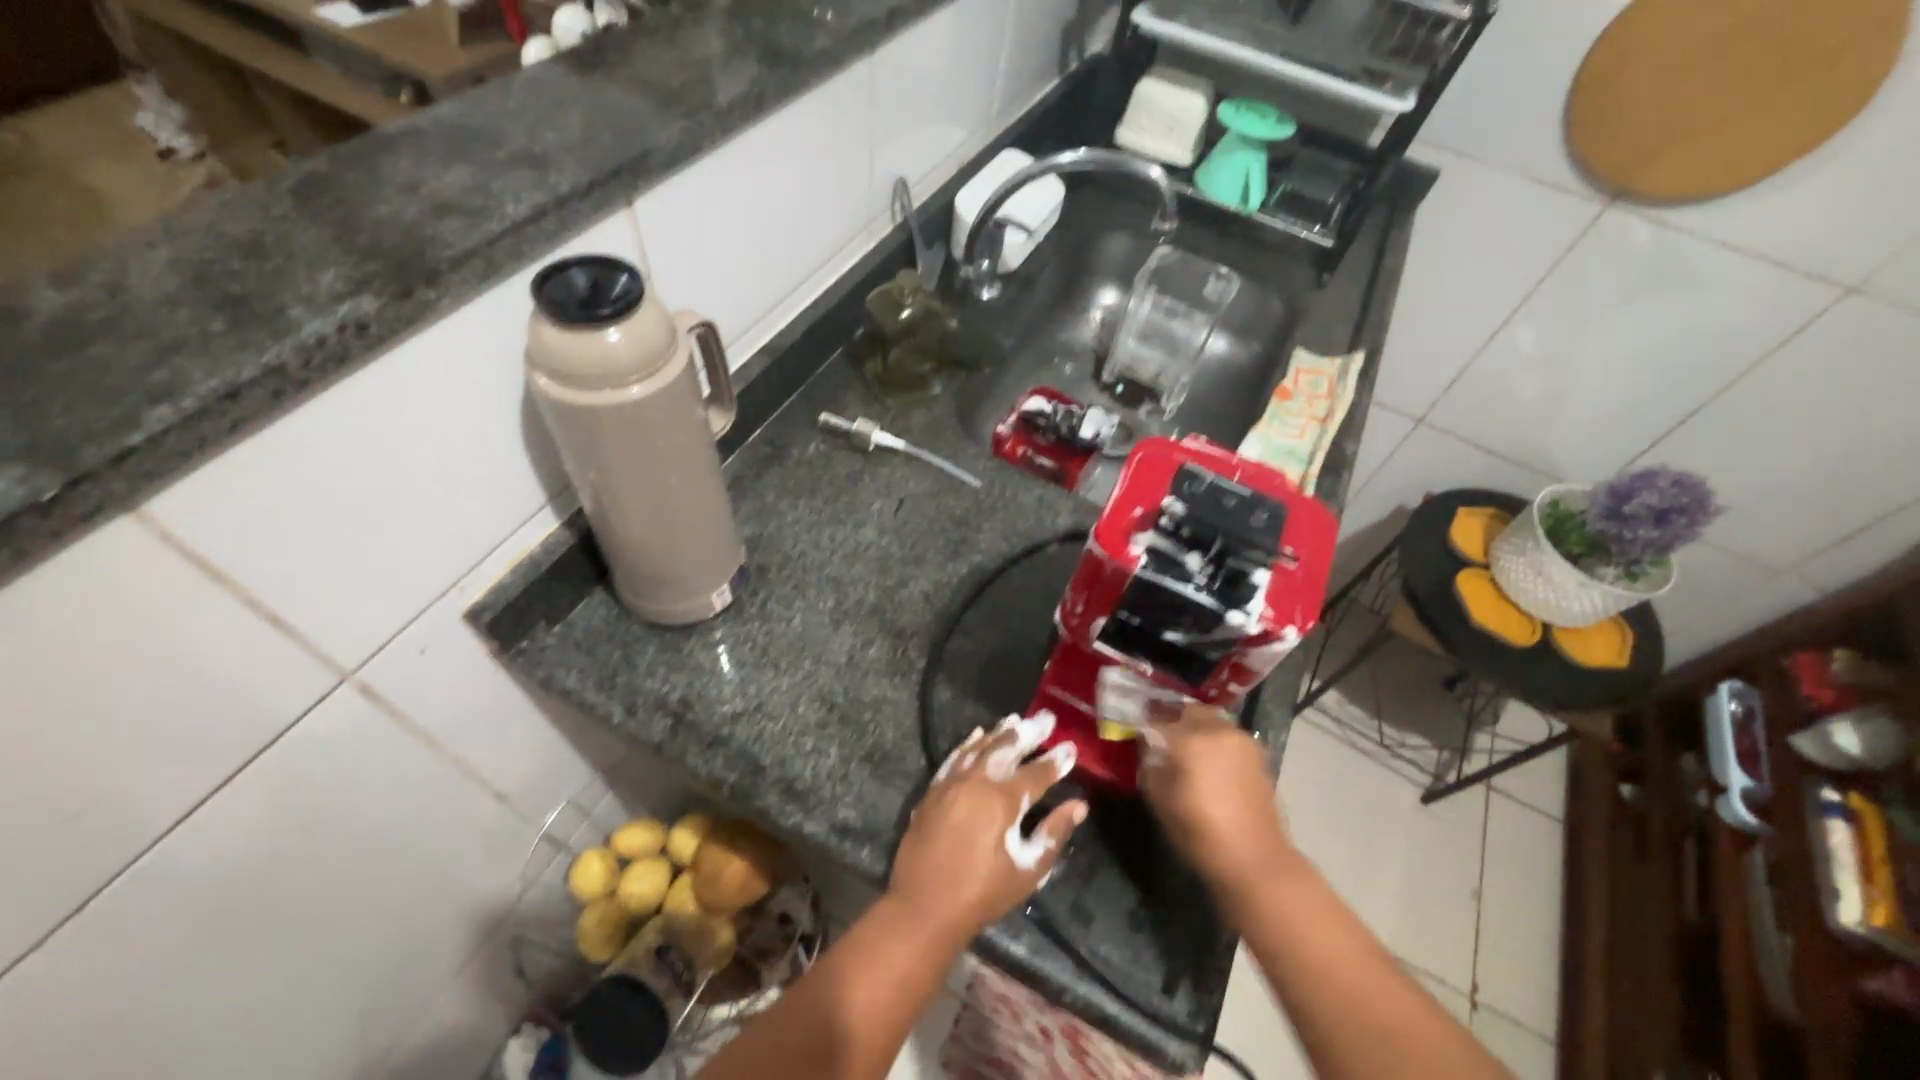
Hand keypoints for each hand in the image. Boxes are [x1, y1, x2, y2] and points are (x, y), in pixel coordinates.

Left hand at [891, 712, 1087, 940]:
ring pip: (979, 748)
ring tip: (1016, 719)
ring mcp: (951, 784)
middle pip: (1007, 748)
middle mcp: (976, 782)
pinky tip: (977, 735)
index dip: (1057, 760)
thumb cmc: (982, 893)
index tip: (1071, 746)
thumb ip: (1054, 833)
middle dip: (1029, 733)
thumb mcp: (1028, 870)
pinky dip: (968, 744)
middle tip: (1046, 717)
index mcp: (1003, 800)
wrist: (924, 907)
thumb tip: (1079, 806)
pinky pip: (954, 758)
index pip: (1037, 773)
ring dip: (999, 732)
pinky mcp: (933, 791)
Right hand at [1139, 704, 1294, 897]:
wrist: (1254, 859)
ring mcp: (1243, 741)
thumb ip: (1151, 764)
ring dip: (1195, 727)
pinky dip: (1213, 740)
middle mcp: (1219, 731)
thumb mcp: (1160, 799)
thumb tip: (1149, 747)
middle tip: (1158, 731)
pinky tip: (1205, 759)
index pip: (1159, 717)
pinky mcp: (1258, 756)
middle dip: (1172, 717)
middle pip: (1190, 711)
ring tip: (1182, 746)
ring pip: (1212, 722)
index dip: (1144, 720)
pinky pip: (1227, 737)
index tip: (1134, 725)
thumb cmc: (1199, 832)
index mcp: (1191, 739)